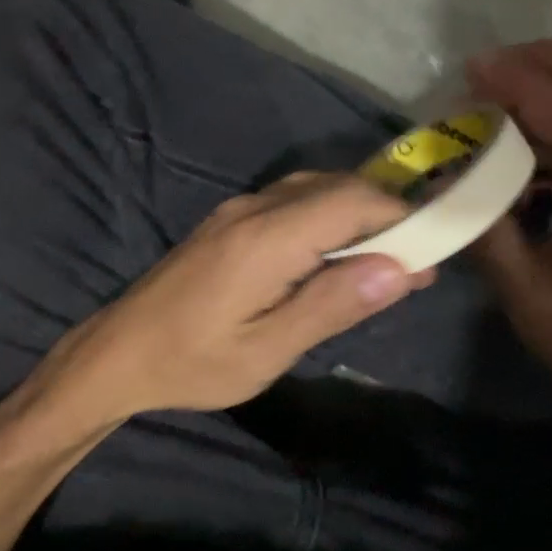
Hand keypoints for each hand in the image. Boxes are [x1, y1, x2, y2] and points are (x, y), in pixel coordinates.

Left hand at [67, 172, 433, 416]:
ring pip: (312, 190)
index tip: (433, 255)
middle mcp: (251, 210)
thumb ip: (331, 305)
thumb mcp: (267, 350)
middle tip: (414, 265)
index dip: (402, 218)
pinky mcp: (225, 224)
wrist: (118, 353)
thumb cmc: (192, 363)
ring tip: (383, 264)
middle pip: (336, 187)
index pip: (353, 201)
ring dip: (355, 215)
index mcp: (265, 238)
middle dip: (385, 215)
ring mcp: (234, 212)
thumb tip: (401, 269)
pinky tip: (333, 258)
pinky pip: (288, 203)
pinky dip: (324, 219)